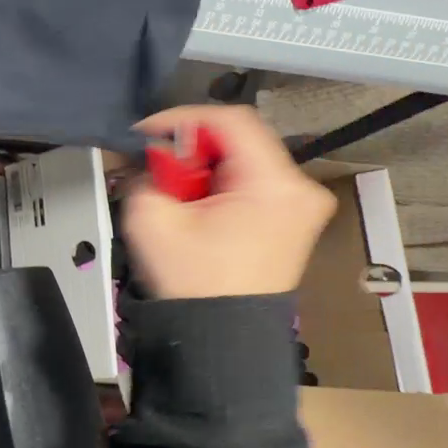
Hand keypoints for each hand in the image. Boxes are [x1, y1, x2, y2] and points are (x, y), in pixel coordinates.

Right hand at [123, 105, 336, 299]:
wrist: (223, 329)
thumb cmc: (194, 280)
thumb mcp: (151, 219)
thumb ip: (147, 176)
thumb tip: (153, 159)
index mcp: (273, 185)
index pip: (231, 121)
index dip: (182, 118)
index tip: (148, 132)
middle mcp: (298, 189)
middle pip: (239, 140)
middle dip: (189, 150)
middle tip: (156, 172)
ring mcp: (299, 204)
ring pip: (243, 161)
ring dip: (201, 168)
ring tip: (173, 194)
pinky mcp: (290, 218)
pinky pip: (251, 182)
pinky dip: (216, 184)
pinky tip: (193, 206)